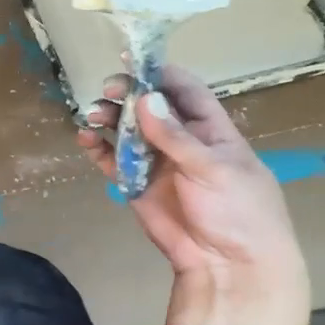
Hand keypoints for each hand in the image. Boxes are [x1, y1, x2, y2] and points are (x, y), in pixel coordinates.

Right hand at [77, 65, 311, 324]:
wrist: (228, 265)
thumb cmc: (238, 213)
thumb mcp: (214, 169)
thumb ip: (176, 135)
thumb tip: (144, 96)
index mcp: (212, 133)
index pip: (186, 93)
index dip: (160, 74)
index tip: (131, 59)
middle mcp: (182, 142)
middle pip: (147, 107)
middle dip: (125, 95)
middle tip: (106, 92)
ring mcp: (157, 162)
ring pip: (125, 129)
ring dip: (106, 118)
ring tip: (91, 118)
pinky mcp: (134, 182)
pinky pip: (110, 158)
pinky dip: (95, 146)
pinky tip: (86, 140)